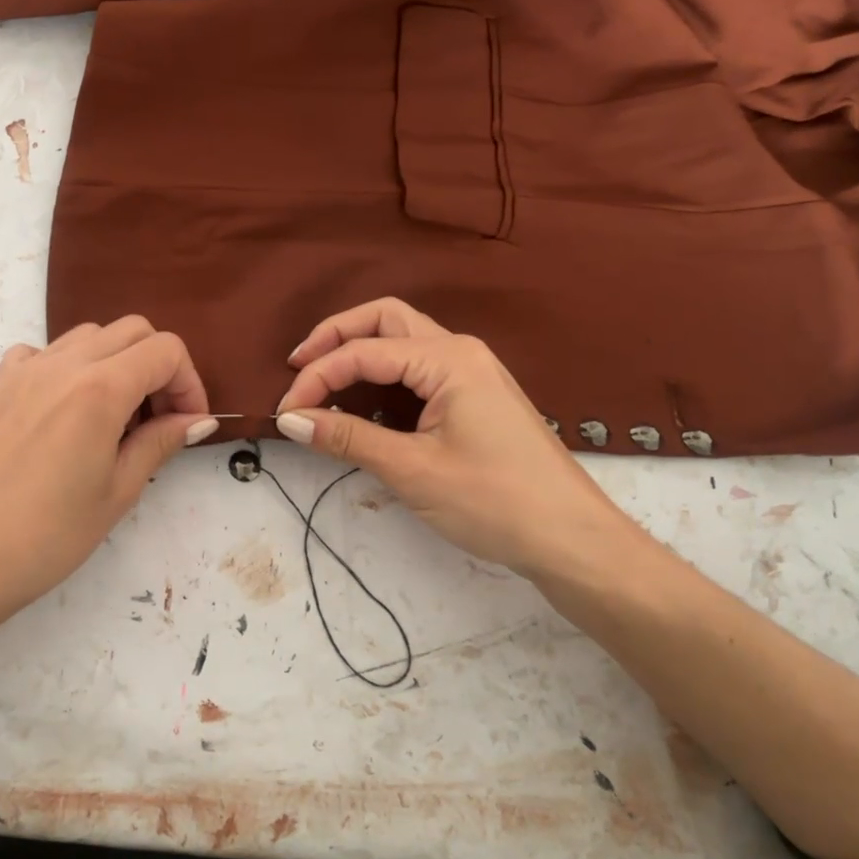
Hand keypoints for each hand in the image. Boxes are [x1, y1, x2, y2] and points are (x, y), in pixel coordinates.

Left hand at [0, 316, 217, 610]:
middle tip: (158, 419)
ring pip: (90, 335)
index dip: (189, 383)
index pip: (165, 351)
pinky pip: (44, 351)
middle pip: (132, 330)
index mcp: (100, 389)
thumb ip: (161, 442)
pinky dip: (69, 366)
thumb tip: (199, 420)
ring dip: (116, 362)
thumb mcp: (119, 490)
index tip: (187, 423)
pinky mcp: (1, 384)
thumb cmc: (52, 533)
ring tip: (116, 418)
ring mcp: (26, 369)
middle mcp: (63, 364)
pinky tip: (68, 408)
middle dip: (158, 366)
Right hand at [273, 298, 641, 577]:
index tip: (285, 412)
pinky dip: (382, 372)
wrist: (572, 539)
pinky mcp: (476, 396)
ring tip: (322, 380)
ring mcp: (473, 371)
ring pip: (403, 339)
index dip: (317, 377)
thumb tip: (289, 419)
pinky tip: (363, 400)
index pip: (363, 351)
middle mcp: (461, 351)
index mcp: (449, 359)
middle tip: (298, 368)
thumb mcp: (412, 470)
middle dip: (336, 337)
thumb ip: (347, 437)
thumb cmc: (495, 502)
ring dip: (358, 351)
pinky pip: (418, 366)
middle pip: (385, 319)